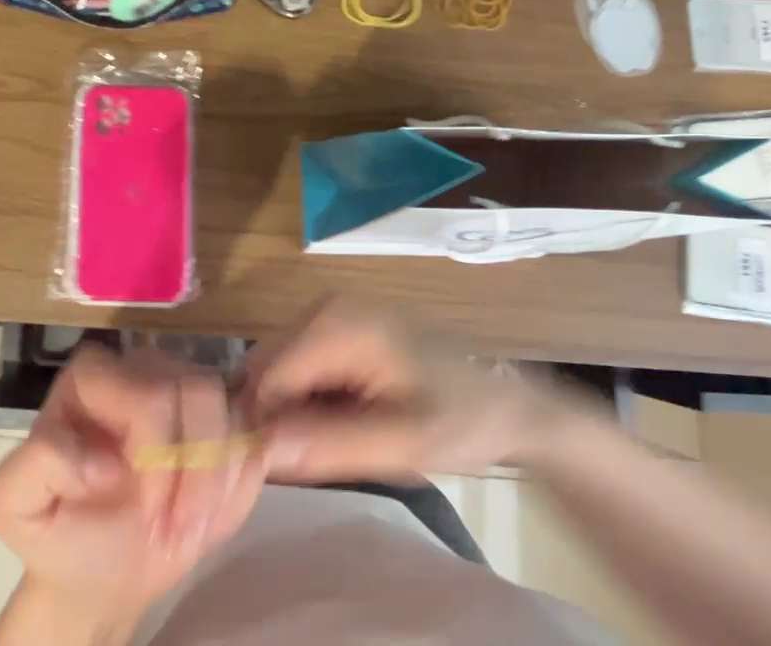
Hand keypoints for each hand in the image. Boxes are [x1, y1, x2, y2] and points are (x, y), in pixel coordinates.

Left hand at [0, 345, 268, 612]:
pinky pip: (253, 431)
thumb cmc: (61, 534)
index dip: (158, 457)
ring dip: (217, 482)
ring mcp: (188, 387)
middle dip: (193, 477)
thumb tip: (98, 458)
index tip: (147, 516)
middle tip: (175, 533)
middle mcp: (142, 367)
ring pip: (230, 410)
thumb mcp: (16, 506)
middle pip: (198, 394)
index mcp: (91, 376)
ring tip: (190, 529)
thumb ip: (37, 464)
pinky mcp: (224, 417)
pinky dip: (239, 479)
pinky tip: (209, 512)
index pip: (149, 393)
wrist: (107, 570)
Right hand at [243, 299, 567, 481]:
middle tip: (318, 456)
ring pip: (277, 369)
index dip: (267, 424)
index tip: (290, 463)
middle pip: (266, 369)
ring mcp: (331, 311)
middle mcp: (326, 306)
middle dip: (280, 415)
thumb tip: (262, 448)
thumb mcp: (404, 445)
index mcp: (340, 325)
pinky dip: (307, 398)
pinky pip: (297, 365)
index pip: (265, 377)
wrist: (508, 408)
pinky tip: (341, 419)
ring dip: (293, 409)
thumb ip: (333, 446)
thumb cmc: (462, 424)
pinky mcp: (338, 324)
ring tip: (336, 438)